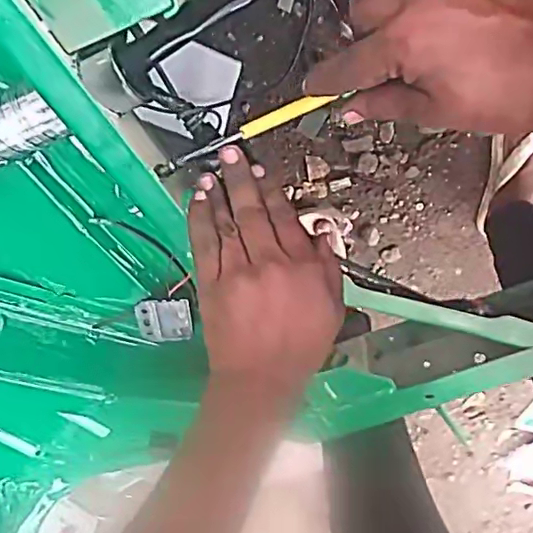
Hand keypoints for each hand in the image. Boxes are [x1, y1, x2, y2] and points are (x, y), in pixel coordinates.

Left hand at [187, 145, 344, 400]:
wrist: (262, 378)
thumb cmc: (301, 346)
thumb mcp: (333, 307)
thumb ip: (328, 267)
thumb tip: (320, 233)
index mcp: (301, 267)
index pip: (286, 218)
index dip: (273, 191)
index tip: (264, 173)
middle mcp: (269, 262)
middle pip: (255, 212)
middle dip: (243, 179)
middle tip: (233, 154)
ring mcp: (237, 272)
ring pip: (228, 223)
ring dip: (220, 193)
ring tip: (214, 171)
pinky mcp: (212, 284)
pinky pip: (204, 243)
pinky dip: (201, 219)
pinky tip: (199, 200)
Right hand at [303, 0, 532, 135]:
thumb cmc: (506, 92)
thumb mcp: (434, 111)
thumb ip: (384, 104)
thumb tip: (354, 107)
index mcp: (404, 38)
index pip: (347, 62)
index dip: (327, 80)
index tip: (316, 87)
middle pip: (358, 11)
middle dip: (362, 41)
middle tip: (382, 68)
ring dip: (389, 16)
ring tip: (418, 47)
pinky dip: (425, 1)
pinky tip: (444, 27)